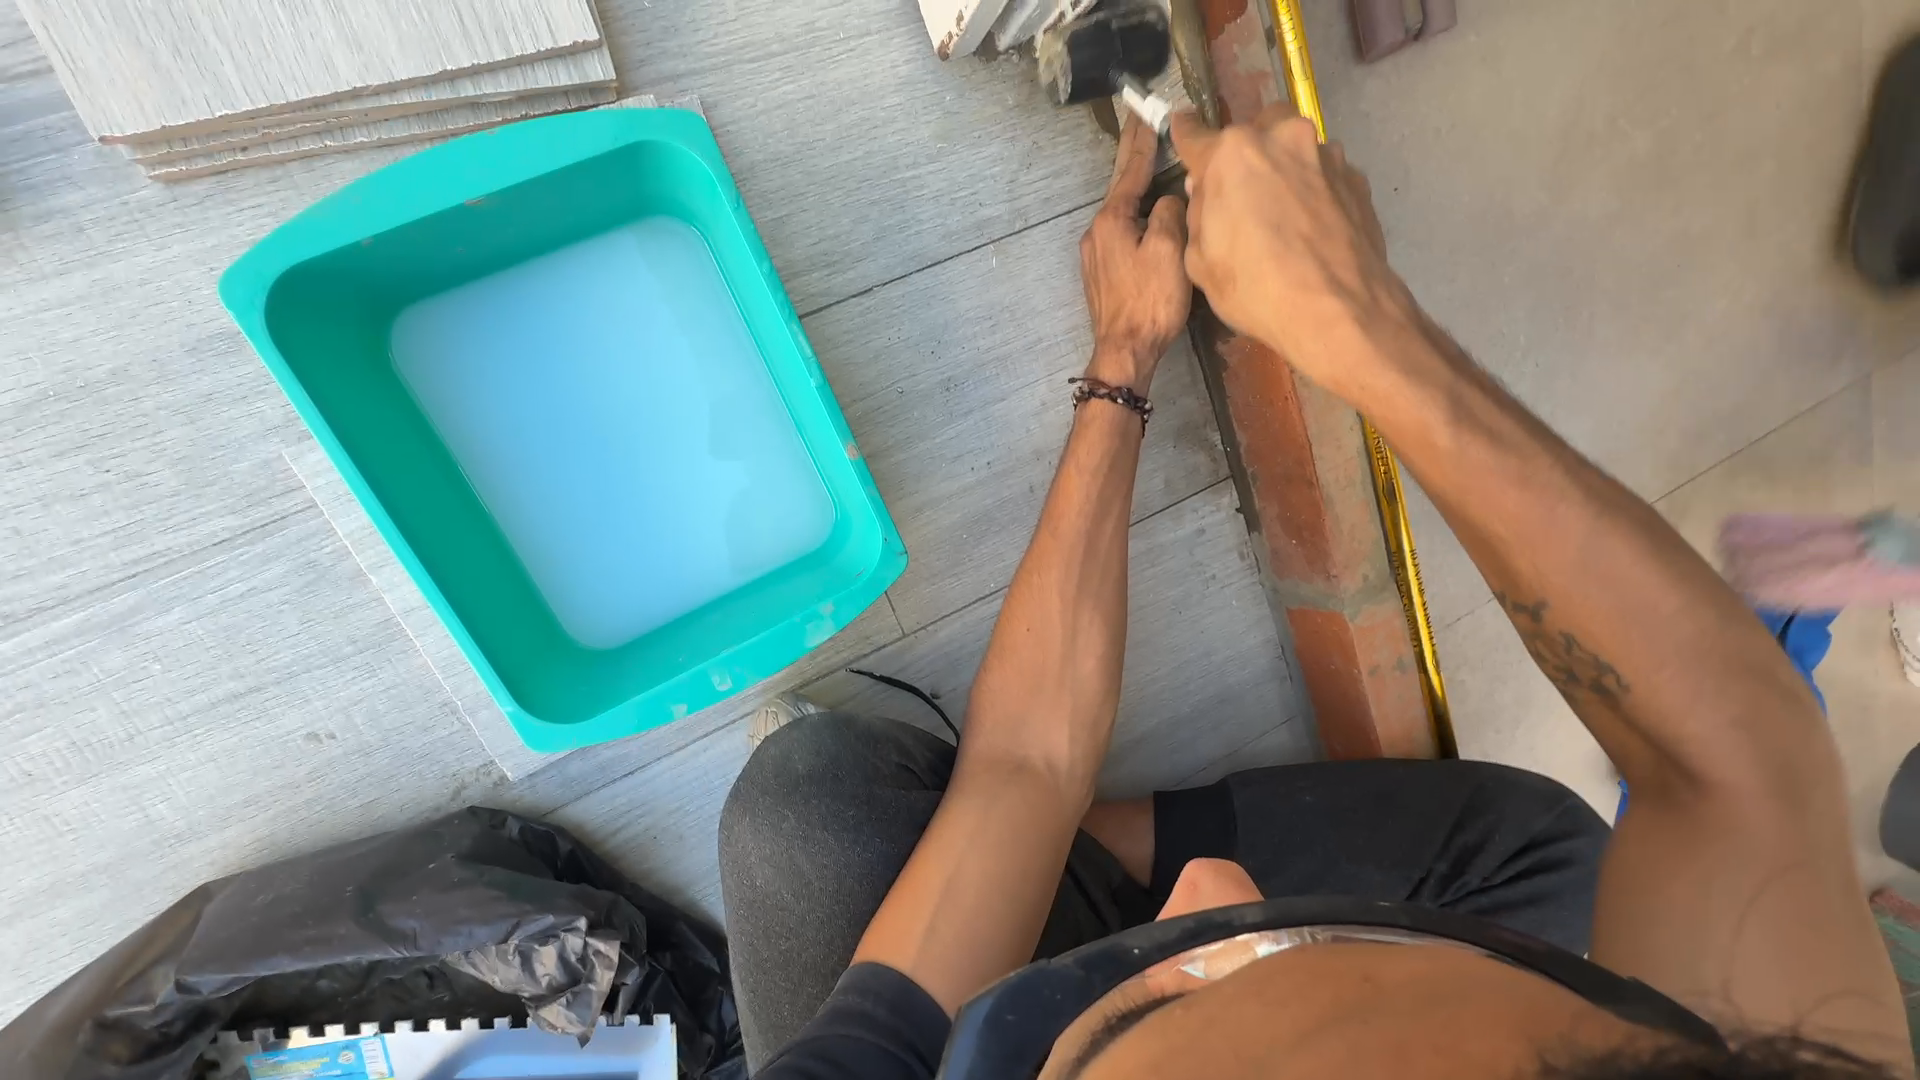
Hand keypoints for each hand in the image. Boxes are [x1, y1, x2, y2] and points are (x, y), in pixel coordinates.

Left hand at [1079, 117, 1190, 391]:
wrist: (1125, 351)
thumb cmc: (1150, 301)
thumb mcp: (1170, 250)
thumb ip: (1171, 212)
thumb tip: (1169, 200)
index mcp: (1112, 220)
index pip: (1130, 168)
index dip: (1142, 138)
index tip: (1145, 109)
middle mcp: (1097, 232)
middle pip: (1122, 187)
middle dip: (1136, 157)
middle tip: (1144, 124)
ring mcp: (1096, 255)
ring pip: (1123, 212)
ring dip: (1140, 190)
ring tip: (1155, 168)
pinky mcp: (1102, 275)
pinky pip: (1123, 234)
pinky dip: (1137, 218)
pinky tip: (1149, 216)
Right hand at [1170, 106, 1415, 397]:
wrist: (1336, 309)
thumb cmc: (1253, 288)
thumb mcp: (1199, 261)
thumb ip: (1198, 215)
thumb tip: (1205, 192)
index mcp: (1232, 154)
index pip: (1195, 135)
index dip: (1183, 136)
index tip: (1179, 130)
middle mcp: (1281, 138)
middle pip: (1254, 130)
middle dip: (1242, 153)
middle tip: (1237, 192)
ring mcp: (1325, 154)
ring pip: (1292, 150)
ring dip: (1280, 172)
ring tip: (1278, 217)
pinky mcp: (1355, 177)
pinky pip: (1320, 175)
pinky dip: (1309, 192)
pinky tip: (1306, 230)